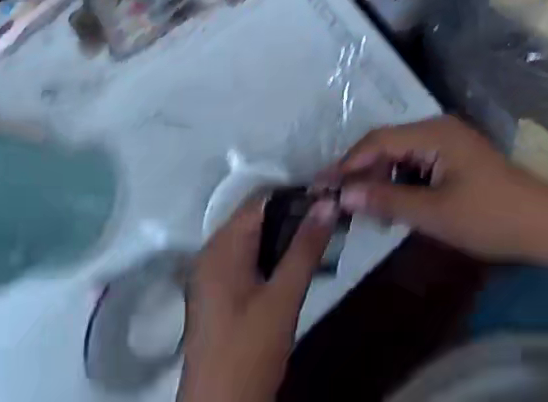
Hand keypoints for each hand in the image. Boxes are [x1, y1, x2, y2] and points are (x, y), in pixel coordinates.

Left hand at [179, 195, 335, 401]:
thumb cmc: (248, 353)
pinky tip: (304, 264)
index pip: (261, 200)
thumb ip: (306, 246)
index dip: (297, 194)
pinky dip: (277, 255)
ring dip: (289, 236)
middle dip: (296, 214)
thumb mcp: (283, 298)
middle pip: (258, 217)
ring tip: (326, 237)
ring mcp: (215, 277)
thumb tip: (328, 201)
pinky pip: (252, 258)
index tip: (333, 196)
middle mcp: (213, 255)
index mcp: (221, 249)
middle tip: (334, 218)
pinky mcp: (223, 296)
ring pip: (257, 238)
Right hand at [332, 117, 547, 261]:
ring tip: (359, 207)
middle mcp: (439, 127)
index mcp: (434, 132)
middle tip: (336, 201)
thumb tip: (343, 195)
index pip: (378, 140)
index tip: (320, 187)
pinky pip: (418, 162)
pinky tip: (391, 204)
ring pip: (402, 154)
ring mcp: (450, 141)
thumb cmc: (488, 216)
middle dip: (362, 171)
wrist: (542, 223)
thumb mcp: (433, 213)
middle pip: (389, 143)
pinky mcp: (457, 157)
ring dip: (381, 178)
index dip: (347, 164)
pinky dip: (401, 181)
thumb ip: (387, 200)